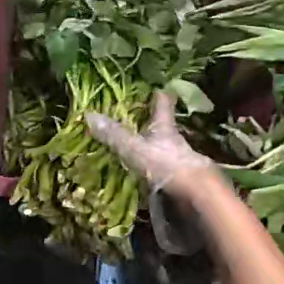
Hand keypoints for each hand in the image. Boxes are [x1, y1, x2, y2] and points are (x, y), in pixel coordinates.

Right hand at [85, 90, 219, 200]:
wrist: (195, 196)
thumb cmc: (166, 164)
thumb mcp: (135, 148)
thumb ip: (115, 135)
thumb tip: (89, 115)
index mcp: (164, 126)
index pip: (163, 103)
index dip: (159, 94)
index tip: (155, 87)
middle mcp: (173, 139)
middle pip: (162, 125)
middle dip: (150, 122)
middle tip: (134, 117)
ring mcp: (176, 159)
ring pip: (161, 147)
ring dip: (150, 147)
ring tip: (133, 146)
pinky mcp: (177, 178)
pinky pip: (161, 169)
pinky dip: (150, 169)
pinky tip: (140, 173)